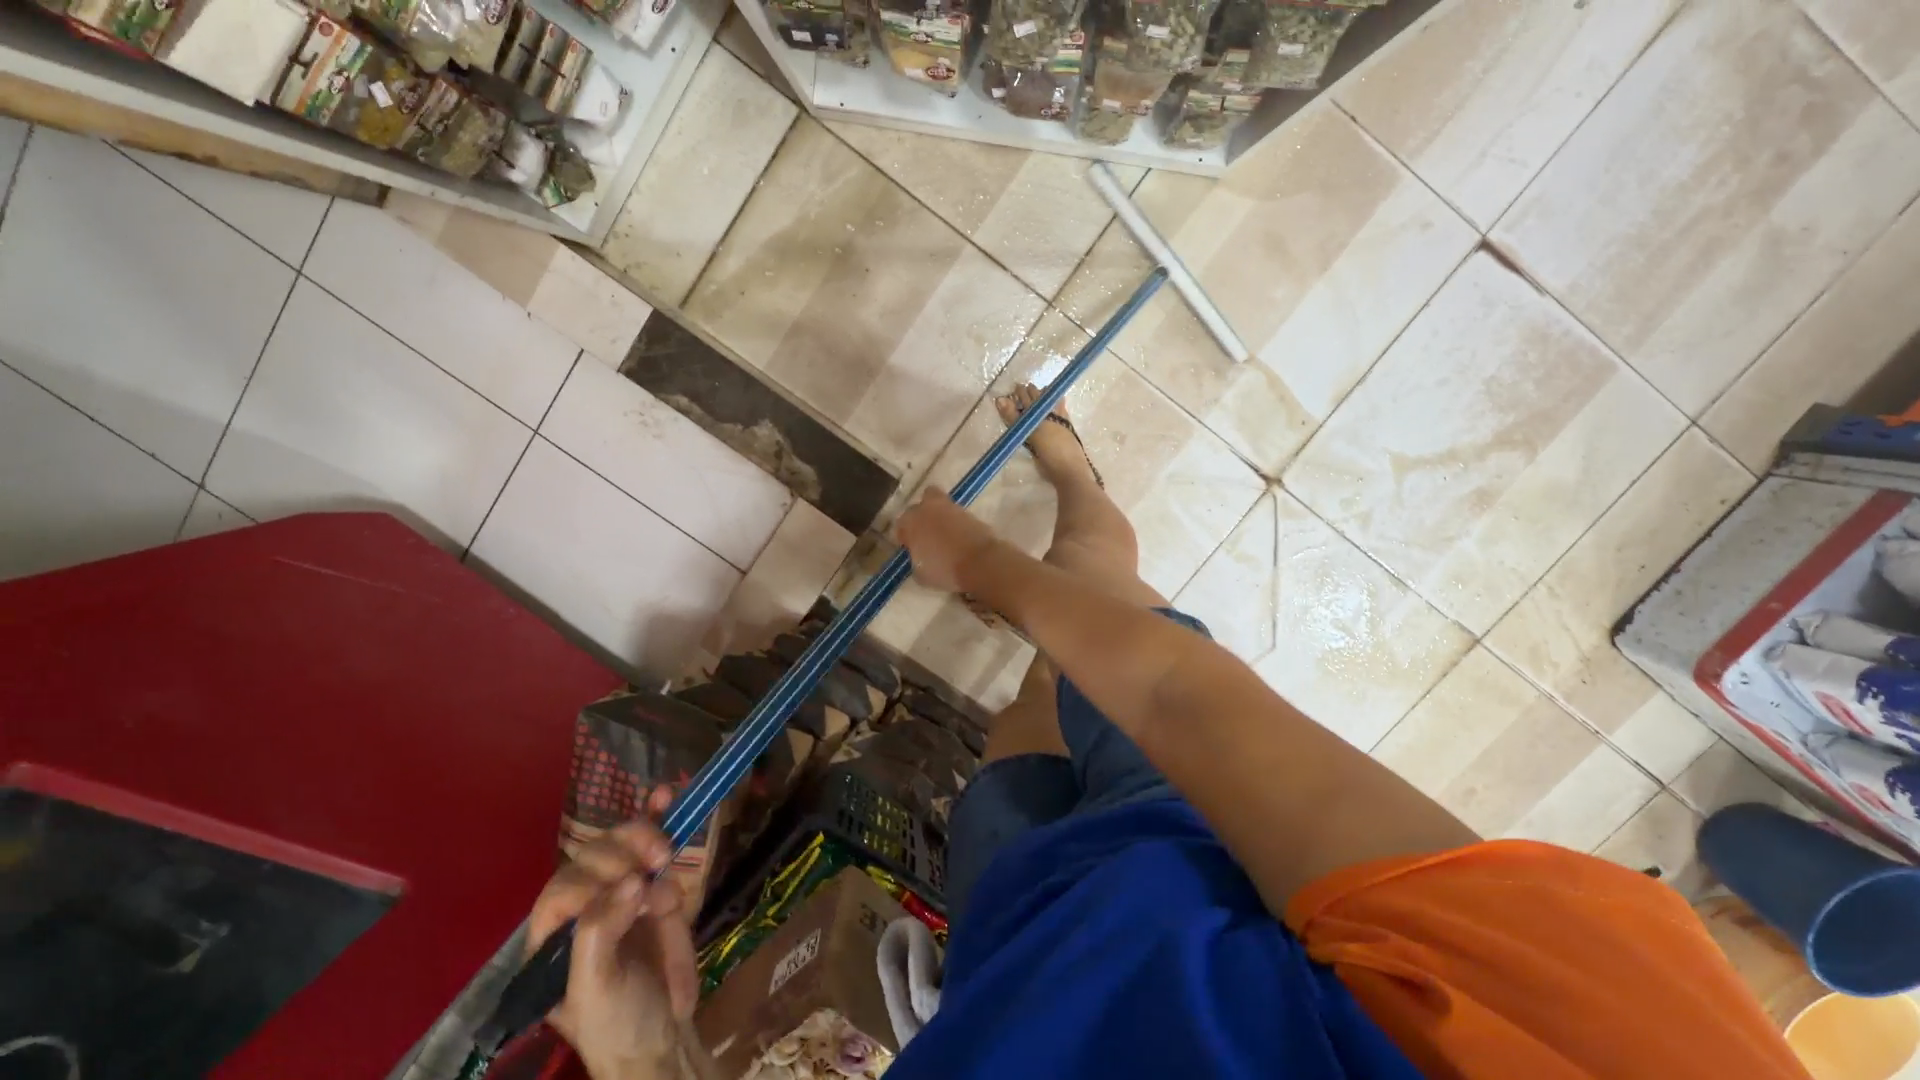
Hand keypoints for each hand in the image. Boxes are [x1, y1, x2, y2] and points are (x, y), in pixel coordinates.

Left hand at [527, 788, 699, 1079]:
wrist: (663, 1039)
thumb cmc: (616, 1023)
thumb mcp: (594, 989)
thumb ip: (599, 934)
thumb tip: (633, 882)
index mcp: (550, 934)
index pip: (564, 889)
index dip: (598, 884)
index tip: (634, 892)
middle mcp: (582, 906)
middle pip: (595, 857)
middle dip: (627, 860)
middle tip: (657, 873)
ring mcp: (620, 892)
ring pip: (625, 845)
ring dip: (648, 843)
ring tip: (666, 866)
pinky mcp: (653, 886)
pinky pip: (651, 844)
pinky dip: (658, 816)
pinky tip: (665, 794)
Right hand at [895, 488, 1000, 593]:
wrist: (980, 562)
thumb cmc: (944, 569)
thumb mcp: (921, 574)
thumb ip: (915, 560)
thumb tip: (919, 557)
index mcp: (911, 522)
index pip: (901, 524)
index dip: (905, 536)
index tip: (909, 547)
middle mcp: (929, 509)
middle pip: (922, 502)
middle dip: (922, 514)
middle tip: (926, 532)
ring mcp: (951, 508)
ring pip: (941, 505)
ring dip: (941, 516)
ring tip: (944, 536)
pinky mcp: (970, 512)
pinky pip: (958, 515)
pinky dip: (956, 523)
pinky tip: (958, 538)